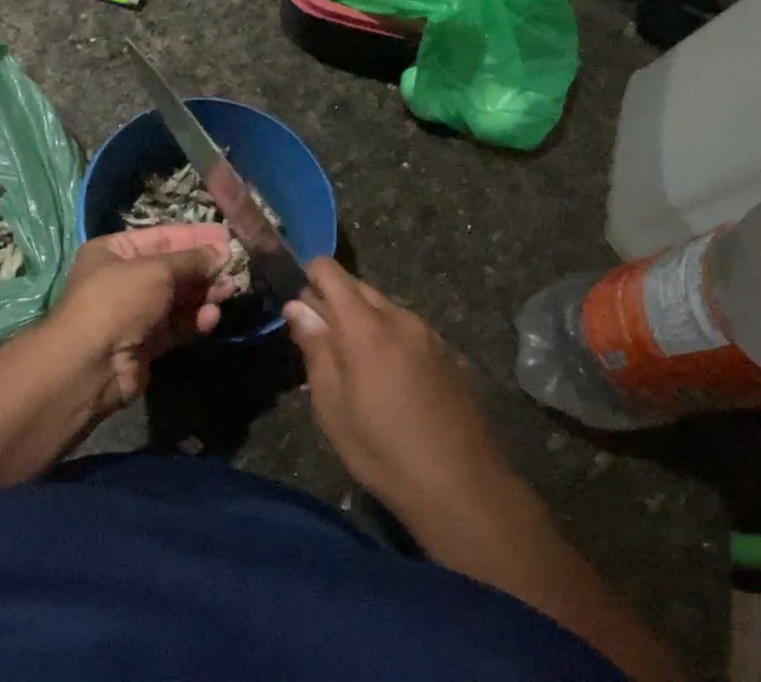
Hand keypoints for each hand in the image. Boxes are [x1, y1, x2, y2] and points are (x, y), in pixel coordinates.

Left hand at [48, 224, 235, 410]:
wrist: (91, 364)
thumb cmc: (118, 301)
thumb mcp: (156, 270)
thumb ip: (191, 260)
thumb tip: (222, 251)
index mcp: (114, 251)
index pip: (160, 237)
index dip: (194, 236)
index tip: (227, 236)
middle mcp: (122, 279)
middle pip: (171, 268)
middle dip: (203, 267)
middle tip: (237, 266)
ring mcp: (134, 312)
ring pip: (177, 298)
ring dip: (204, 293)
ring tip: (231, 289)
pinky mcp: (146, 342)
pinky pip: (176, 325)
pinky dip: (194, 320)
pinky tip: (212, 317)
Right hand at [284, 258, 499, 502]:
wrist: (464, 487)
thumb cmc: (382, 450)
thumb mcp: (331, 405)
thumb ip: (315, 348)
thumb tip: (298, 308)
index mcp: (366, 326)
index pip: (330, 272)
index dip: (308, 279)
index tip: (297, 308)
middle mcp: (401, 318)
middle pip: (358, 287)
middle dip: (333, 301)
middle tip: (318, 341)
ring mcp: (431, 336)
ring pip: (385, 308)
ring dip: (362, 321)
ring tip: (351, 364)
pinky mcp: (451, 356)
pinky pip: (408, 331)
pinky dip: (389, 338)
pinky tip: (388, 380)